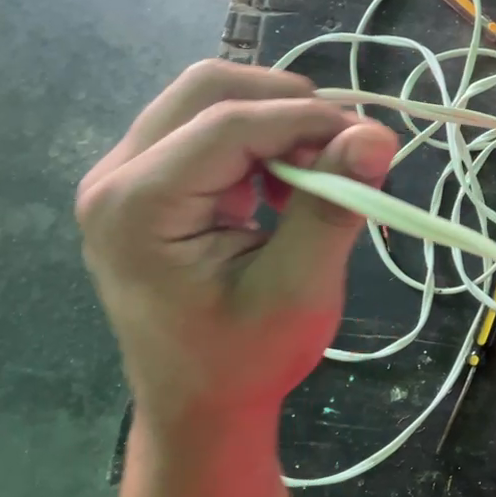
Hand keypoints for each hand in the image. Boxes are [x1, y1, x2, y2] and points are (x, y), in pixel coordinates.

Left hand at [75, 60, 398, 430]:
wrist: (199, 407)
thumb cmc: (246, 359)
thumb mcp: (300, 289)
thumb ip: (333, 208)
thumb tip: (378, 136)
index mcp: (138, 205)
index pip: (228, 123)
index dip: (308, 120)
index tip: (375, 141)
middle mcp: (117, 176)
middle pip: (207, 89)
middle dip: (289, 105)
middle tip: (347, 147)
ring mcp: (127, 177)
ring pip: (209, 100)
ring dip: (278, 122)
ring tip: (321, 173)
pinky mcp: (150, 185)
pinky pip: (210, 130)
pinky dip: (263, 142)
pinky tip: (288, 187)